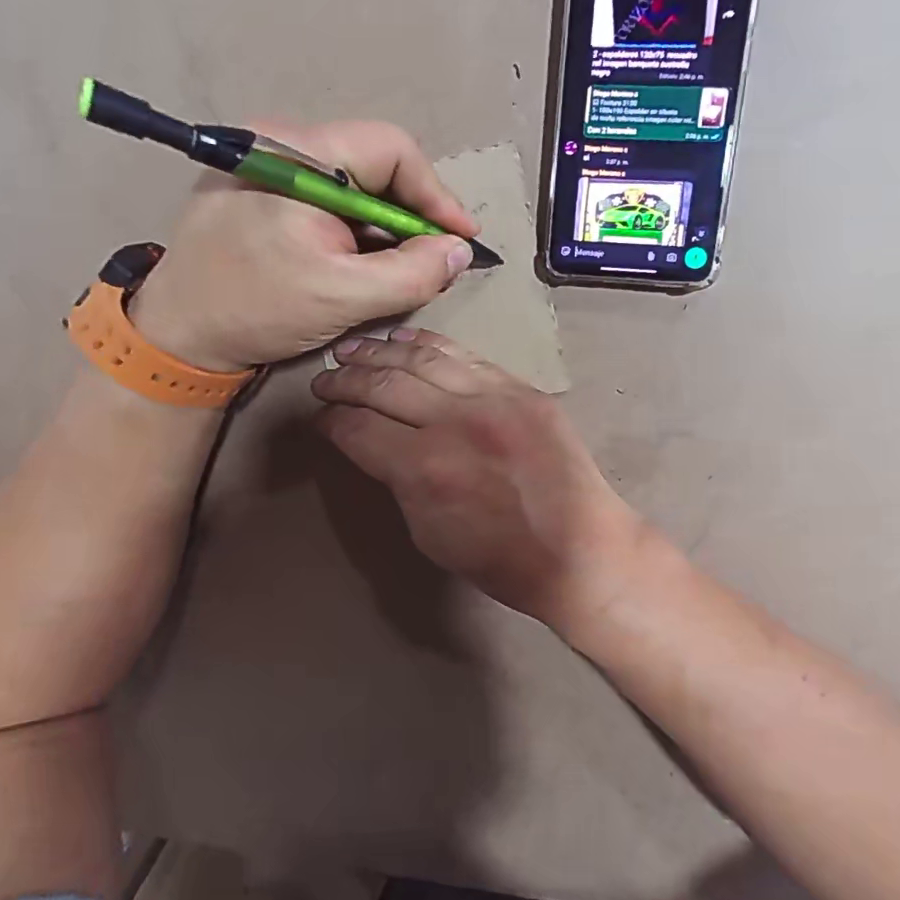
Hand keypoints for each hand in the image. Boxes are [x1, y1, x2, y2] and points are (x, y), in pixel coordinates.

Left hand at [127, 120, 480, 371]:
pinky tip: (363, 271)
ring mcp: (269, 170)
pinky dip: (357, 238)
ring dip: (385, 233)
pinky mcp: (263, 197)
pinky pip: (328, 206)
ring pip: (354, 191)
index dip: (436, 195)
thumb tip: (460, 252)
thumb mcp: (341, 297)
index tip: (462, 239)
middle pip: (374, 168)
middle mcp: (283, 146)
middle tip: (434, 263)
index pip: (391, 150)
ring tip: (399, 274)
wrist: (176, 336)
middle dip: (412, 218)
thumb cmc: (253, 309)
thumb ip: (409, 273)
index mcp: (297, 152)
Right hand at [311, 329, 647, 627]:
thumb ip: (397, 481)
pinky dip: (430, 344)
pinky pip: (466, 357)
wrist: (579, 550)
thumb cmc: (500, 559)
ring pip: (423, 359)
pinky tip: (405, 339)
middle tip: (325, 379)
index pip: (358, 428)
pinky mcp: (522, 390)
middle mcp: (455, 422)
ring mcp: (494, 399)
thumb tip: (377, 445)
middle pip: (384, 384)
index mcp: (424, 468)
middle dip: (346, 380)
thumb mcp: (428, 533)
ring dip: (381, 351)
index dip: (331, 420)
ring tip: (353, 350)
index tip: (319, 417)